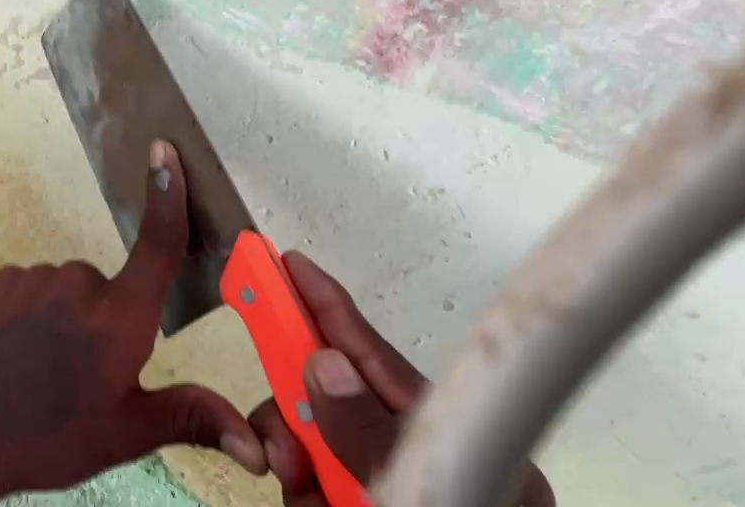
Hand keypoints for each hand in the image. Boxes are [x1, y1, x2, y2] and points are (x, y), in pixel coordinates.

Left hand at [0, 141, 266, 506]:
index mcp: (120, 316)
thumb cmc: (49, 433)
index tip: (164, 149)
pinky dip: (42, 313)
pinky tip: (24, 351)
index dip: (167, 195)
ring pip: (75, 291)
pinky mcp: (4, 279)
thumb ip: (192, 416)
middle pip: (115, 289)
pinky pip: (40, 289)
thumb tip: (257, 444)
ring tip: (50, 370)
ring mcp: (36, 276)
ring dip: (74, 319)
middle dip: (113, 322)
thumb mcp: (127, 432)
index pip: (157, 246)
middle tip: (89, 375)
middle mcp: (79, 282)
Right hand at [250, 252, 555, 506]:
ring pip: (312, 437)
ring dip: (292, 454)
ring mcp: (386, 485)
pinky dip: (297, 484)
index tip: (283, 261)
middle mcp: (423, 460)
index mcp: (464, 450)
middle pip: (337, 395)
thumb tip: (322, 360)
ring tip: (296, 488)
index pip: (379, 361)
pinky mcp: (351, 504)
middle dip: (297, 403)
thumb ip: (372, 439)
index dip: (327, 306)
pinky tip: (302, 497)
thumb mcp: (421, 503)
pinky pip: (309, 478)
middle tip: (280, 440)